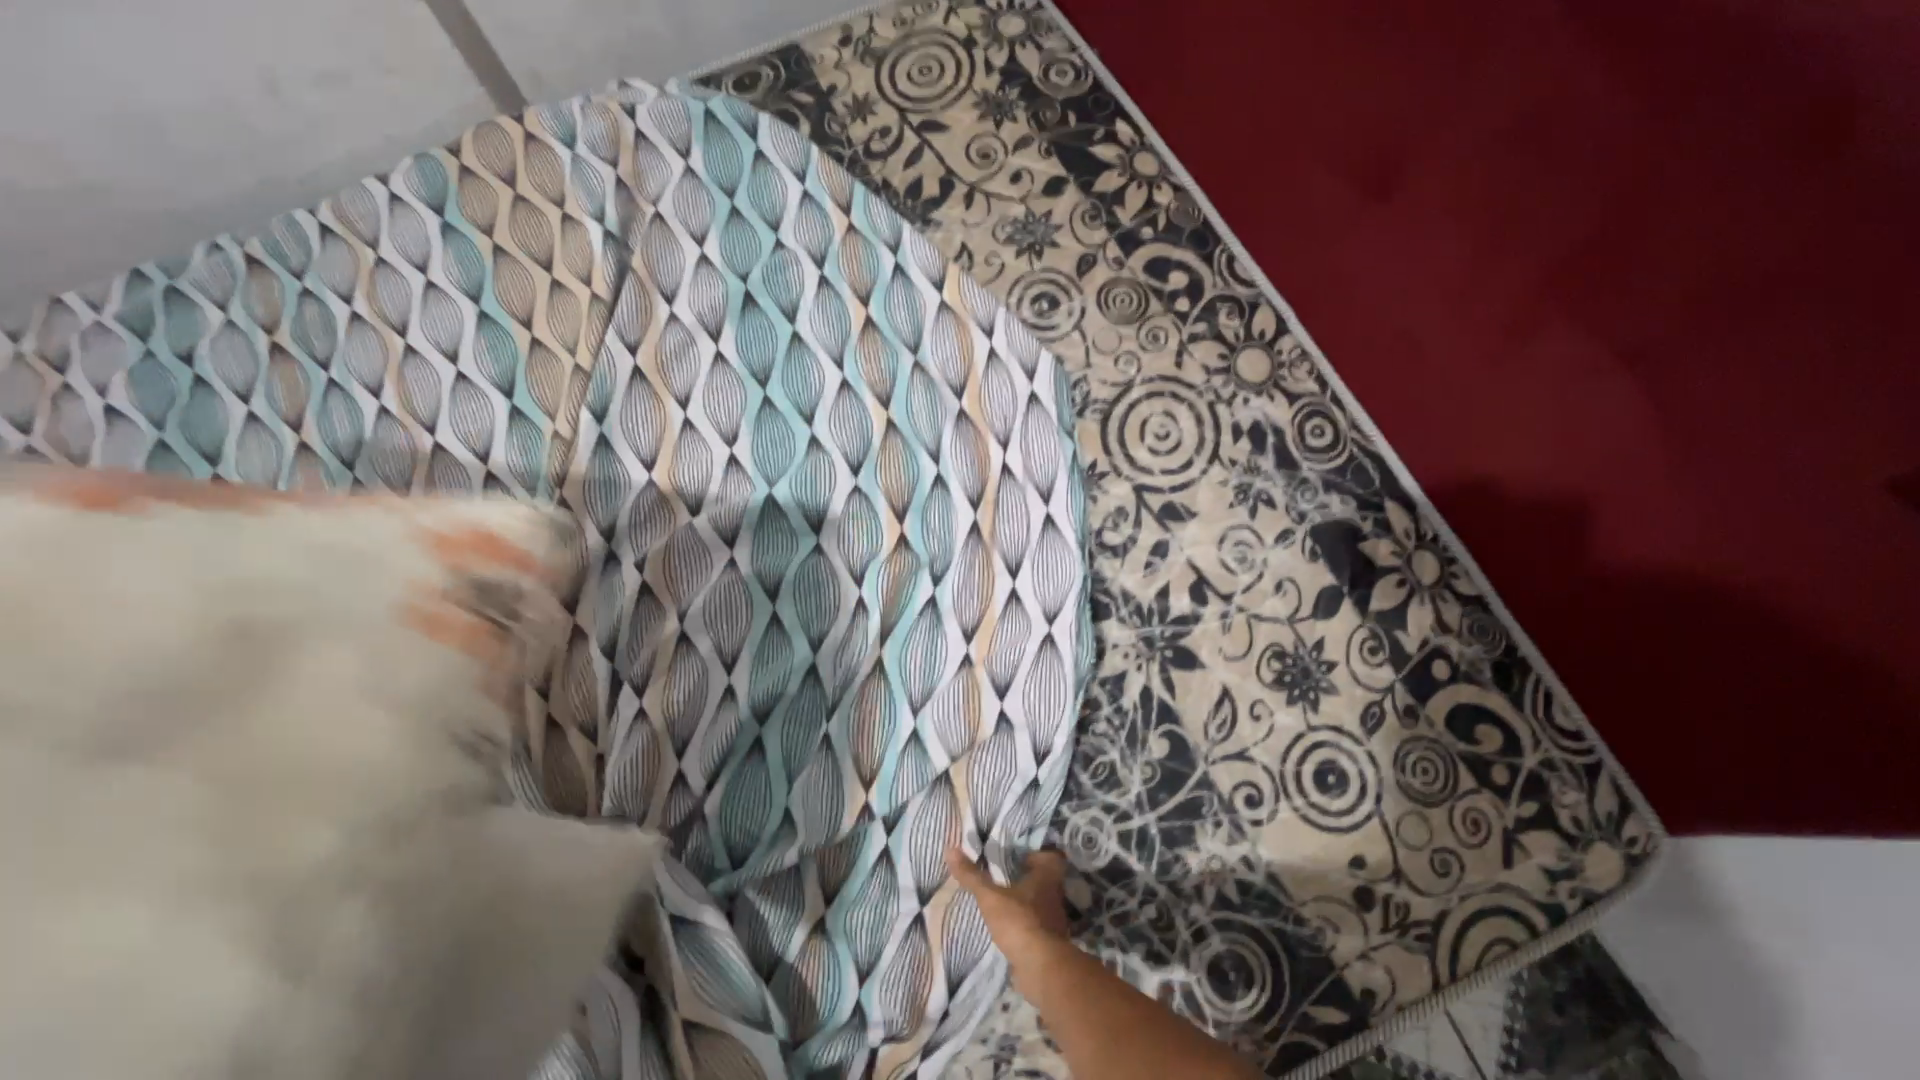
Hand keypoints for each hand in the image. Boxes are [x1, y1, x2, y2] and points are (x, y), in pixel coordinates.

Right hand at [945, 847, 1071, 959]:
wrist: (1040, 967)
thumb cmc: (1019, 922)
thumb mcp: (990, 897)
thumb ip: (972, 876)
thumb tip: (951, 848)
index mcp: (1046, 878)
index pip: (1052, 857)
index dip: (1038, 854)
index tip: (1019, 856)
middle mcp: (1055, 896)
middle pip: (1046, 880)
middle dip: (1028, 877)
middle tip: (1005, 875)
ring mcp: (1054, 920)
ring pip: (1042, 903)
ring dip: (1026, 902)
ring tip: (1004, 900)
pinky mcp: (1049, 942)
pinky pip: (1037, 925)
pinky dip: (1026, 924)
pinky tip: (1009, 927)